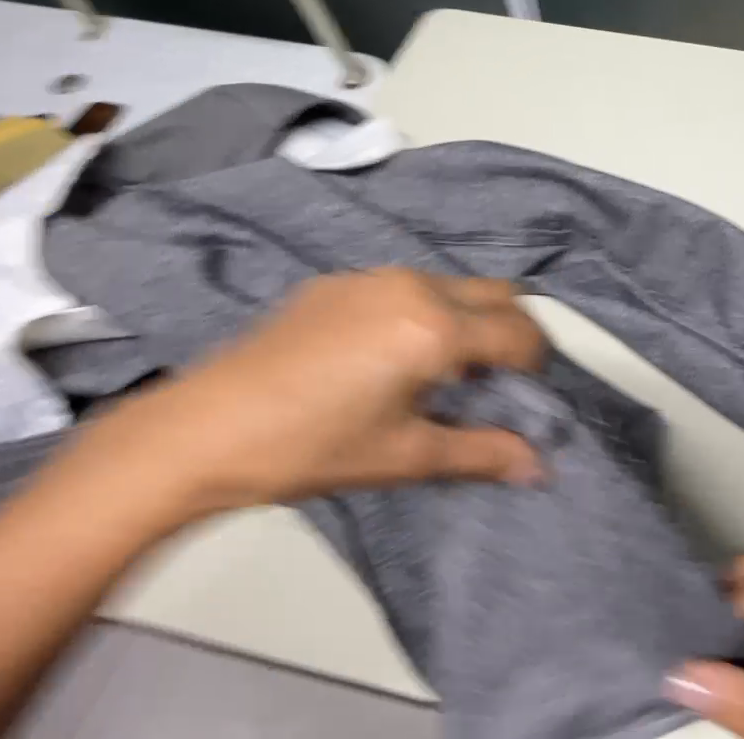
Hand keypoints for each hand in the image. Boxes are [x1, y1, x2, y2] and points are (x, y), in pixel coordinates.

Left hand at [53, 269, 548, 520]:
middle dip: (513, 332)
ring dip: (469, 319)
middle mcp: (414, 286)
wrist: (201, 429)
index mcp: (436, 328)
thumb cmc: (311, 449)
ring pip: (453, 286)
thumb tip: (541, 466)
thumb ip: (482, 453)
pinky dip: (425, 312)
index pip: (519, 333)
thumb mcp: (405, 457)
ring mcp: (373, 277)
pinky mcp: (339, 281)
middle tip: (496, 381)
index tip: (527, 398)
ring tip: (441, 371)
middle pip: (499, 294)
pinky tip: (388, 357)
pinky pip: (408, 286)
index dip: (536, 367)